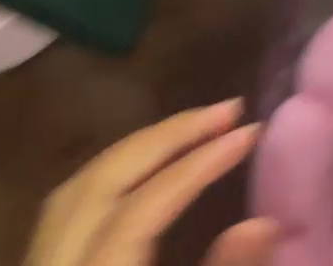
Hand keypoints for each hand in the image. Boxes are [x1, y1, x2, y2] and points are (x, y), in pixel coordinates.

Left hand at [25, 99, 274, 265]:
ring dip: (141, 147)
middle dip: (168, 137)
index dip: (197, 165)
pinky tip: (155, 166)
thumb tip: (263, 222)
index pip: (140, 209)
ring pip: (76, 188)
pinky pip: (69, 207)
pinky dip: (116, 172)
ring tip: (199, 127)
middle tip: (230, 109)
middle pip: (99, 183)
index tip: (250, 133)